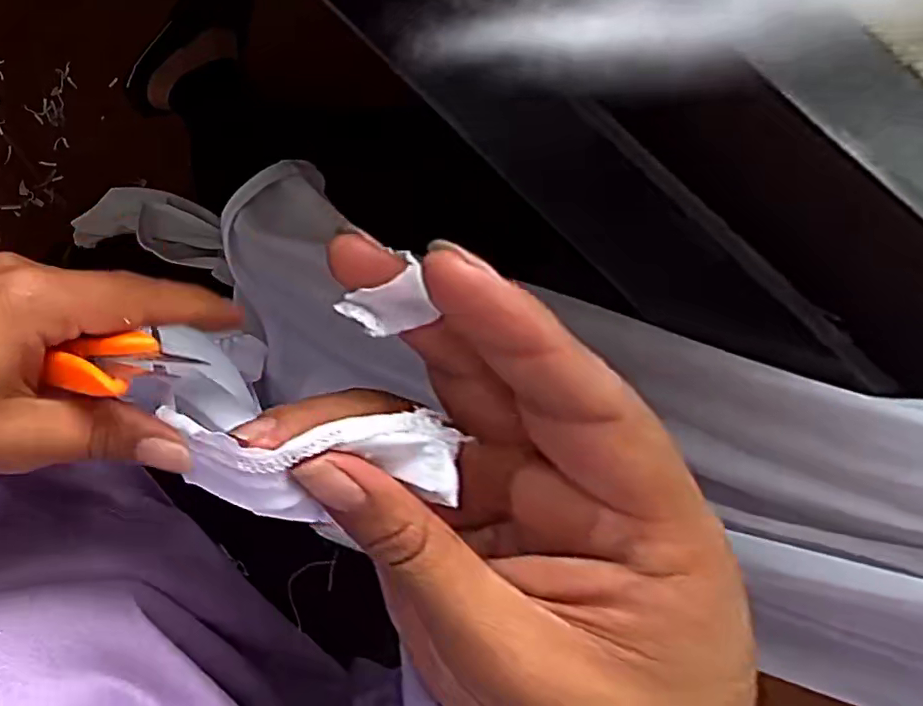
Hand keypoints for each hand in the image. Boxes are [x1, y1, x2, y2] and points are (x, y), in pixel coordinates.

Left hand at [0, 252, 239, 473]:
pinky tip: (48, 368)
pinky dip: (67, 333)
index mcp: (34, 299)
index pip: (131, 296)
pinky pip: (49, 301)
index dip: (187, 306)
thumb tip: (174, 447)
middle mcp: (23, 269)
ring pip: (78, 302)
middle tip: (144, 387)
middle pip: (106, 299)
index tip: (233, 314)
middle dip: (132, 343)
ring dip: (95, 343)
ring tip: (75, 389)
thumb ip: (103, 433)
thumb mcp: (22, 436)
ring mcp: (2, 269)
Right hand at [287, 234, 754, 705]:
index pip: (581, 400)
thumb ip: (416, 554)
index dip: (511, 325)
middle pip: (491, 370)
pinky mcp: (449, 493)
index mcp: (643, 518)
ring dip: (345, 400)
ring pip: (421, 403)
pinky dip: (334, 448)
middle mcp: (570, 477)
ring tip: (279, 427)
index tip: (444, 269)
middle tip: (352, 260)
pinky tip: (295, 454)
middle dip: (415, 309)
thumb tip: (323, 467)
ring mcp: (503, 479)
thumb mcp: (513, 661)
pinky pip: (385, 450)